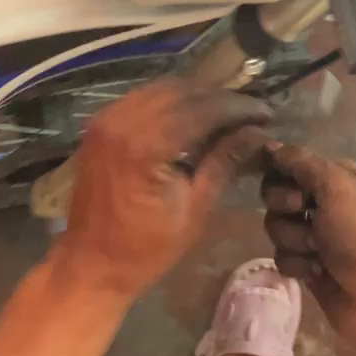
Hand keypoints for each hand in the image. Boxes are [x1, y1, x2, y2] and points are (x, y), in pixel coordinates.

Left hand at [55, 81, 271, 297]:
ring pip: (164, 88)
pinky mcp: (102, 122)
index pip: (202, 109)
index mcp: (145, 145)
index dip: (238, 107)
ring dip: (198, 96)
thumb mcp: (195, 209)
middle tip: (251, 112)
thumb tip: (257, 132)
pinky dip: (173, 100)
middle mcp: (123, 120)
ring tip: (227, 112)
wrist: (89, 266)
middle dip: (221, 98)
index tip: (266, 113)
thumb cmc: (145, 249)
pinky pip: (145, 97)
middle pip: (184, 92)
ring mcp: (108, 118)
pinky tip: (193, 114)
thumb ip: (224, 162)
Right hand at [260, 142, 355, 355]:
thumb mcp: (337, 187)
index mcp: (340, 178)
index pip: (297, 162)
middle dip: (285, 203)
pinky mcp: (311, 269)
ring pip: (279, 226)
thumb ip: (302, 163)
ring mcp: (319, 238)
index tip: (278, 175)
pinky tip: (314, 272)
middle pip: (281, 193)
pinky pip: (284, 257)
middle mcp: (329, 204)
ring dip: (293, 237)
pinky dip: (296, 263)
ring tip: (316, 250)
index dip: (283, 169)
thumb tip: (271, 146)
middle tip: (303, 211)